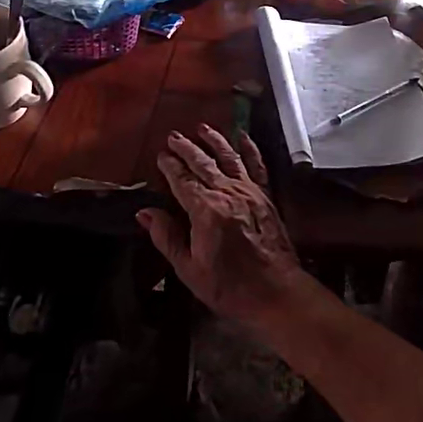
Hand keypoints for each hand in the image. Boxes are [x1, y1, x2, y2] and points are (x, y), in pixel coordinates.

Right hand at [137, 124, 307, 326]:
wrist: (276, 293)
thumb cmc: (230, 287)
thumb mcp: (189, 269)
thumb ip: (167, 237)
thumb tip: (145, 213)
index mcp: (205, 210)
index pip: (182, 180)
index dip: (170, 166)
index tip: (161, 156)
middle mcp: (227, 193)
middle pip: (202, 163)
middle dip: (186, 148)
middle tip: (173, 136)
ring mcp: (249, 191)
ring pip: (228, 157)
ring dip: (214, 140)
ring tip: (202, 128)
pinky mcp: (265, 196)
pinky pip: (257, 165)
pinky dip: (249, 149)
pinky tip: (243, 136)